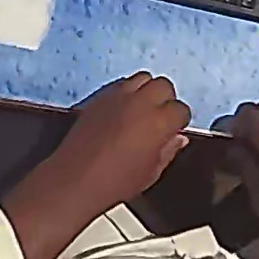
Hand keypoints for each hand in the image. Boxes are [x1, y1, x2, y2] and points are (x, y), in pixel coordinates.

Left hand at [1, 73, 190, 258]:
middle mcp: (140, 103)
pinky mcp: (101, 95)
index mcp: (158, 123)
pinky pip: (122, 83)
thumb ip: (168, 150)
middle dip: (166, 99)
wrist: (77, 177)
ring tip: (144, 108)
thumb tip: (177, 139)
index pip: (180, 109)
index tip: (175, 127)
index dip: (179, 120)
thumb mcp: (151, 172)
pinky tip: (125, 108)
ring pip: (143, 77)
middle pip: (163, 85)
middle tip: (162, 115)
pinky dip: (128, 91)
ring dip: (147, 90)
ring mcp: (119, 96)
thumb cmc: (113, 181)